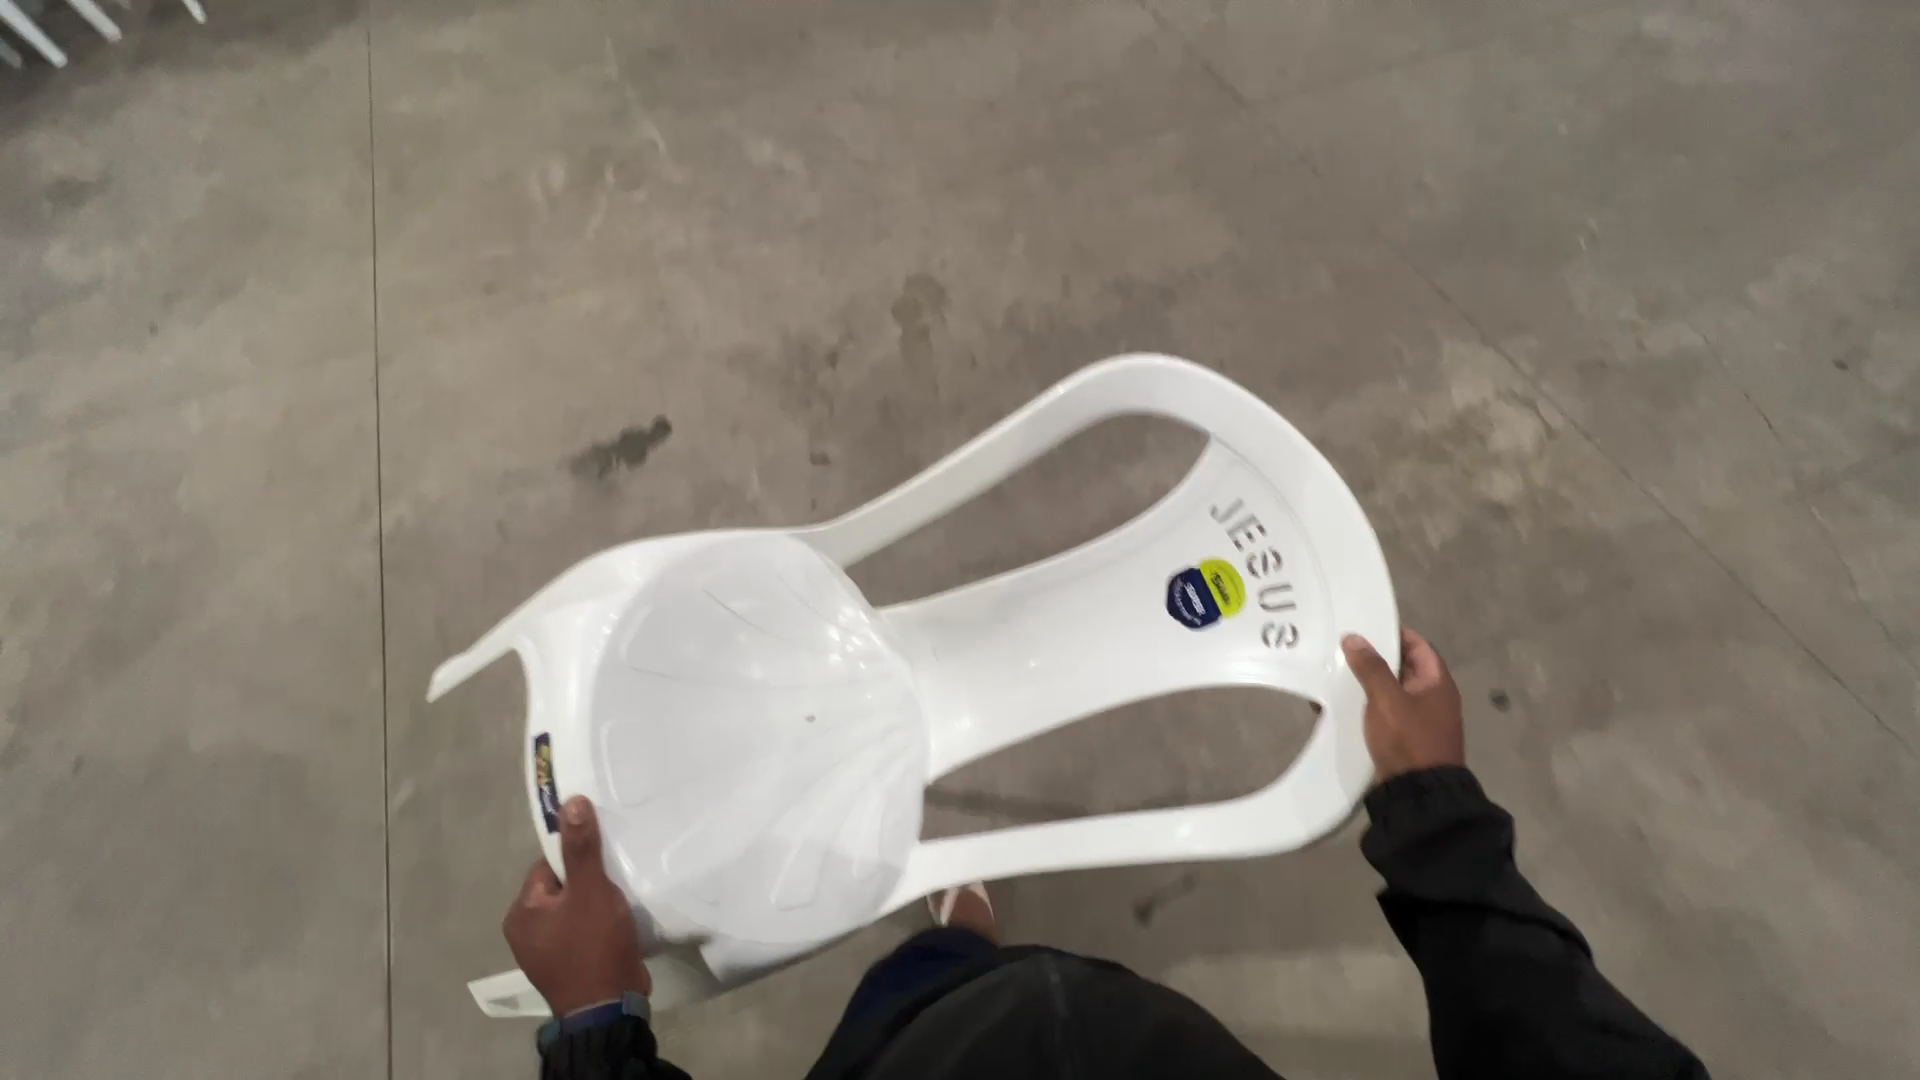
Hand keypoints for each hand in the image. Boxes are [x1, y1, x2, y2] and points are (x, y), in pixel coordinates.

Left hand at [503, 796, 650, 1014]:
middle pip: (564, 884)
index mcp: (523, 912)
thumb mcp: (590, 890)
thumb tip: (570, 802)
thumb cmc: (592, 944)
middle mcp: (527, 930)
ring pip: (576, 904)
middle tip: (618, 870)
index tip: (606, 851)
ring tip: (624, 890)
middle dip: (592, 875)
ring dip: (599, 896)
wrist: (608, 1005)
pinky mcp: (571, 960)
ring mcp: (548, 949)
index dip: (578, 854)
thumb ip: (581, 848)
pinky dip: (602, 917)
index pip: (550, 863)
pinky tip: (622, 914)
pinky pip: (585, 925)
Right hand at [1342, 628, 1464, 782]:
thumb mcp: (1387, 699)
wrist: (1418, 792)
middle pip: (1400, 667)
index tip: (1364, 624)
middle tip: (1340, 646)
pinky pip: (1379, 710)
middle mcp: (1430, 697)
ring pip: (1387, 689)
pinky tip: (1333, 703)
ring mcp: (1416, 717)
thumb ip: (1371, 667)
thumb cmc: (1408, 739)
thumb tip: (1353, 638)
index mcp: (1437, 683)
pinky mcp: (1400, 735)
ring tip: (1330, 671)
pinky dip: (1360, 704)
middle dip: (1371, 657)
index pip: (1418, 646)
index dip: (1394, 633)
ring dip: (1362, 681)